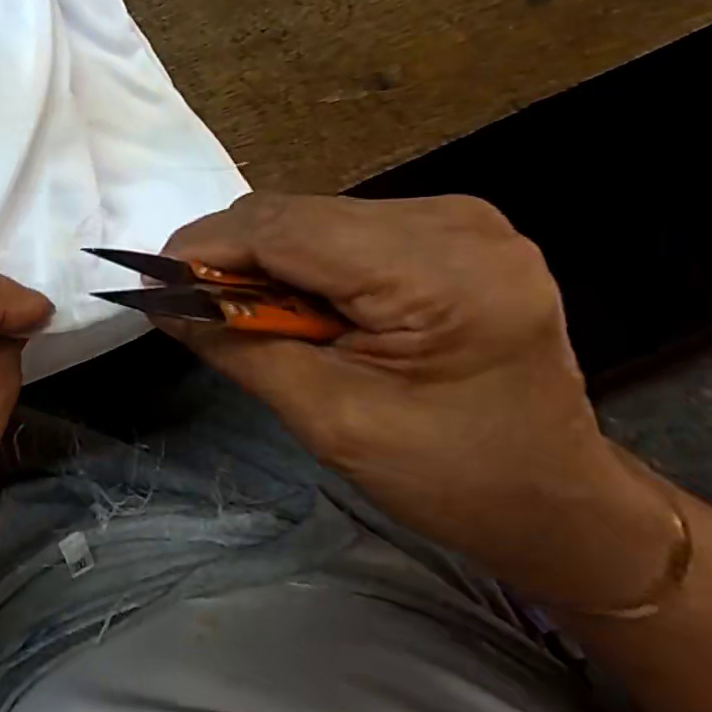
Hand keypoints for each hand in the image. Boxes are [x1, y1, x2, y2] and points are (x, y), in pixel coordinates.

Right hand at [156, 193, 680, 610]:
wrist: (558, 498)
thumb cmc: (454, 480)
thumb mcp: (334, 421)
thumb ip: (242, 347)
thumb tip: (164, 301)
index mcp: (442, 273)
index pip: (290, 228)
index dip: (209, 246)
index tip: (153, 278)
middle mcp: (457, 221)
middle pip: (303, 213)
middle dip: (236, 255)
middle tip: (194, 305)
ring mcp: (462, 217)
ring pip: (320, 216)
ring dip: (270, 259)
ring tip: (253, 315)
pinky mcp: (455, 228)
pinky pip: (350, 228)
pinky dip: (308, 260)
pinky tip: (305, 305)